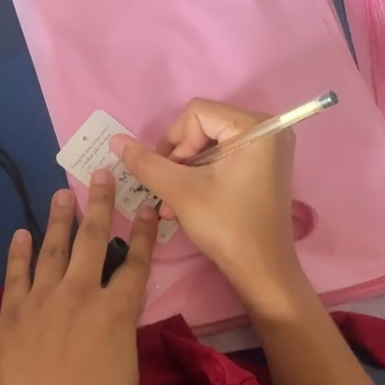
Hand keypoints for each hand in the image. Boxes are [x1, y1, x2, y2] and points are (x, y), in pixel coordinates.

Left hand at [0, 169, 159, 384]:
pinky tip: (20, 233)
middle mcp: (82, 294)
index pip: (137, 263)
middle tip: (101, 176)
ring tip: (63, 193)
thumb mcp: (127, 377)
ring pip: (53, 248)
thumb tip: (115, 323)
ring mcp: (43, 299)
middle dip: (101, 204)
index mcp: (118, 313)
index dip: (144, 233)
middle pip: (94, 240)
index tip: (147, 208)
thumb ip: (122, 339)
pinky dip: (18, 252)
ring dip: (60, 218)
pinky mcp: (13, 312)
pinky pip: (16, 273)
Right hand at [114, 99, 304, 305]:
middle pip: (202, 126)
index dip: (176, 142)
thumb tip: (116, 140)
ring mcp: (267, 148)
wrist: (262, 270)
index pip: (196, 113)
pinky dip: (201, 175)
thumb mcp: (180, 191)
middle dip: (179, 158)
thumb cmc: (226, 227)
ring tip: (171, 202)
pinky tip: (185, 202)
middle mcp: (267, 129)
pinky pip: (222, 157)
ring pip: (208, 144)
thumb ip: (146, 163)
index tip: (175, 175)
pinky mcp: (263, 166)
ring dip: (184, 171)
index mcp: (255, 127)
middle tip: (170, 189)